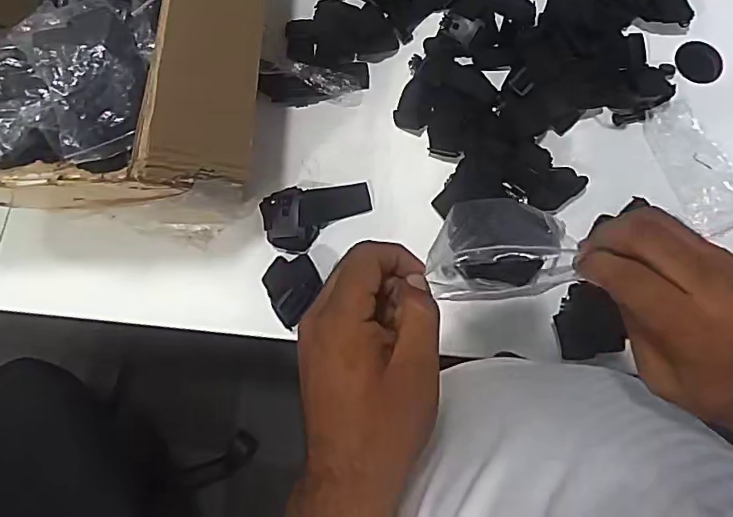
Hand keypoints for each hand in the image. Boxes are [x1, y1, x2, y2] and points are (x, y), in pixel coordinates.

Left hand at [289, 241, 440, 516]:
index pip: (365, 256)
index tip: (418, 277)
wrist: (351, 476)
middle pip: (355, 267)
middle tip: (414, 306)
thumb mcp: (417, 364)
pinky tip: (386, 344)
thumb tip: (414, 282)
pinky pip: (342, 310)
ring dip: (380, 297)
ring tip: (402, 332)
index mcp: (337, 318)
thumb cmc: (379, 433)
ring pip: (349, 287)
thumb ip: (420, 310)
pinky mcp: (316, 348)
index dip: (398, 257)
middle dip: (390, 277)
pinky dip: (367, 313)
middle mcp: (317, 320)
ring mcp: (313, 334)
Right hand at [578, 206, 732, 449]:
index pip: (632, 276)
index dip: (597, 265)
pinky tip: (634, 247)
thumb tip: (609, 282)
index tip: (582, 268)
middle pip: (644, 235)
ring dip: (623, 226)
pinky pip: (676, 227)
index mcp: (696, 329)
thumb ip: (633, 326)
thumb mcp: (664, 378)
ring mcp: (723, 264)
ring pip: (659, 220)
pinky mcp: (727, 254)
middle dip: (605, 237)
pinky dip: (646, 230)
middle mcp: (713, 287)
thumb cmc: (727, 394)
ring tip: (607, 244)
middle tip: (589, 252)